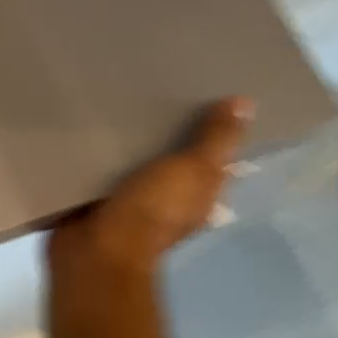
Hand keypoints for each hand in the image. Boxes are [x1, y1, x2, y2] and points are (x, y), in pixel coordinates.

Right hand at [48, 97, 252, 270]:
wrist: (96, 249)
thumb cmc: (153, 210)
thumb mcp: (195, 169)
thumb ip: (217, 138)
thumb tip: (246, 101)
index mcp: (199, 195)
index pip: (213, 159)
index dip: (213, 130)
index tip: (205, 93)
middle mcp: (168, 201)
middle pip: (171, 160)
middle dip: (166, 132)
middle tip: (159, 87)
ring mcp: (130, 203)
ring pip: (133, 165)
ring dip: (128, 143)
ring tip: (121, 98)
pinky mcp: (95, 202)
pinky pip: (99, 173)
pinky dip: (96, 157)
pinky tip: (91, 127)